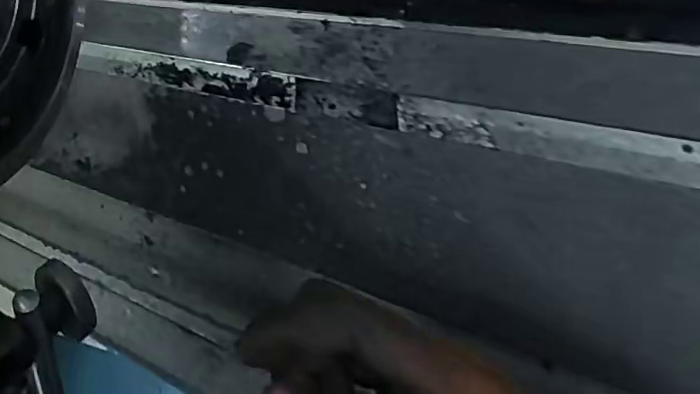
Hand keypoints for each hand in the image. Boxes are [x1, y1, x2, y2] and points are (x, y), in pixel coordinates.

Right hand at [239, 280, 517, 393]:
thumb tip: (274, 386)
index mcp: (440, 366)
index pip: (344, 314)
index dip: (286, 326)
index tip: (245, 352)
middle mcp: (445, 353)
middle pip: (346, 313)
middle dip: (298, 341)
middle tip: (271, 383)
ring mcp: (453, 369)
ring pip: (360, 335)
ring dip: (320, 362)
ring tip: (296, 393)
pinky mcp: (454, 385)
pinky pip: (382, 363)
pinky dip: (349, 378)